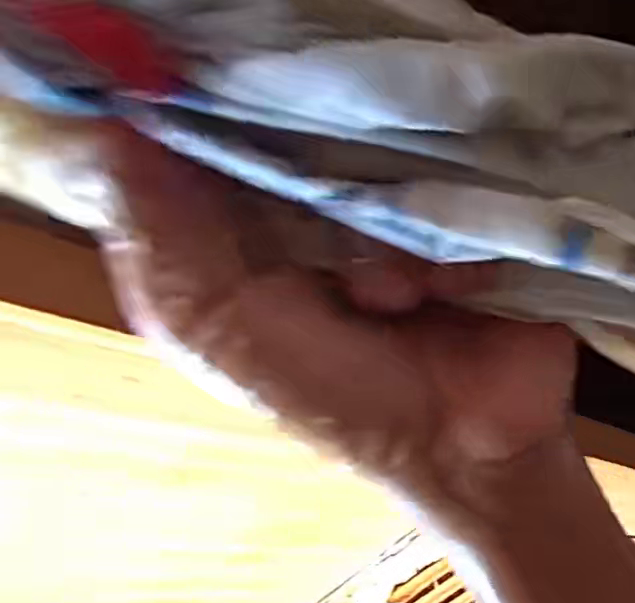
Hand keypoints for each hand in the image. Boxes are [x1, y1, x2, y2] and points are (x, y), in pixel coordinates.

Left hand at [96, 127, 577, 518]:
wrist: (472, 448)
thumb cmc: (349, 401)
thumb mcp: (221, 331)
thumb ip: (165, 236)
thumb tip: (121, 120)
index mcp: (265, 244)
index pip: (223, 154)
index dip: (207, 125)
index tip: (193, 96)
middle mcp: (339, 231)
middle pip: (312, 157)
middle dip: (307, 183)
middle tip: (316, 223)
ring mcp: (420, 243)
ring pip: (392, 192)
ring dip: (384, 247)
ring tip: (397, 303)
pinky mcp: (487, 258)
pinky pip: (466, 222)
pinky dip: (454, 257)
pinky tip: (455, 294)